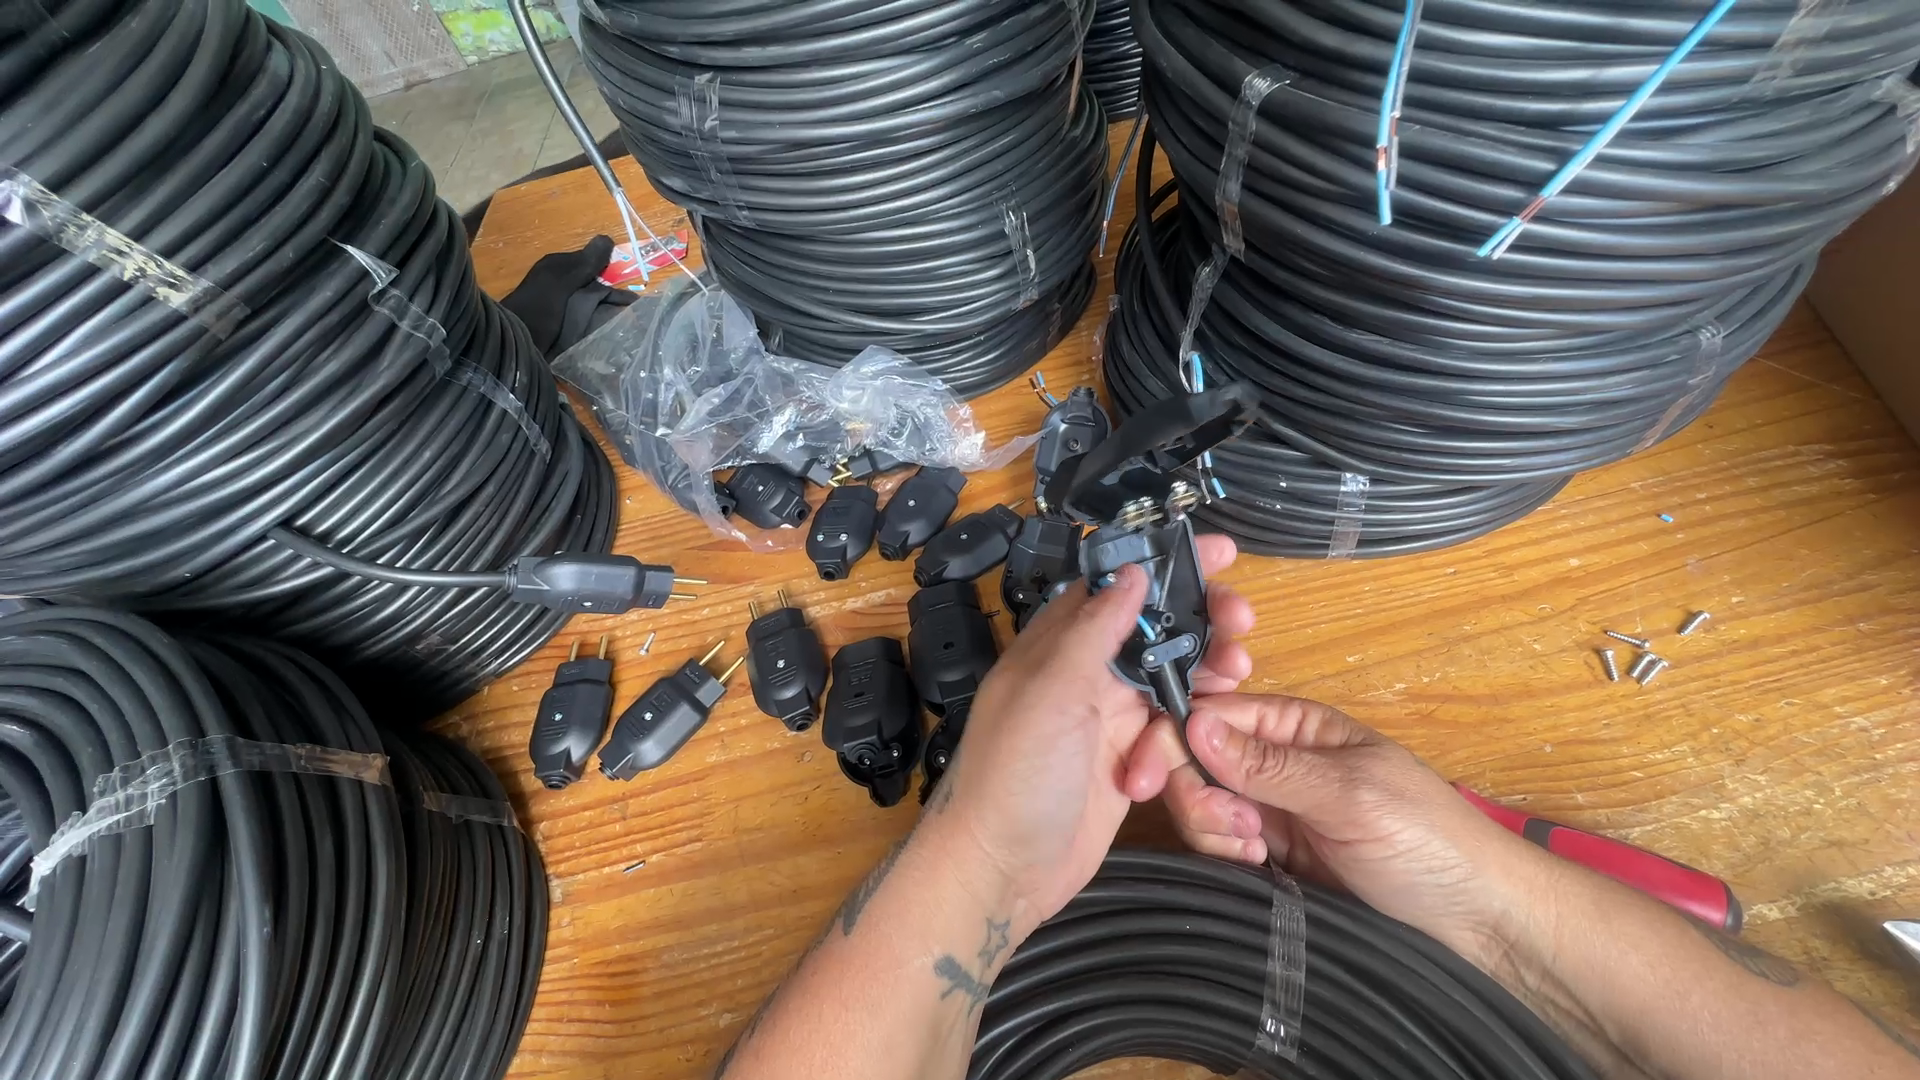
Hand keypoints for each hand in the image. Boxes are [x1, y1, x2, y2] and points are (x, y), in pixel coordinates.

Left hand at [913, 536, 1251, 942]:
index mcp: (1056, 644)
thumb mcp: (1050, 692)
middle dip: (1198, 614)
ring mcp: (1107, 715)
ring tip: (1242, 666)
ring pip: (1168, 672)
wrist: (1004, 869)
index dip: (1161, 564)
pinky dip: (1199, 713)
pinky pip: (1172, 722)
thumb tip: (1132, 571)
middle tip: (1243, 616)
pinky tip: (1224, 709)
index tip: (1216, 552)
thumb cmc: (1016, 772)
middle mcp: (1083, 671)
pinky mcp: (1129, 756)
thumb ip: (1093, 631)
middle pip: (1150, 626)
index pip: (1112, 586)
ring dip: (1206, 663)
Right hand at [1123, 693, 1543, 959]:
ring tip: (1258, 851)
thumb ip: (1266, 763)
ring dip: (1213, 827)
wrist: (1479, 927)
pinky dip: (1223, 854)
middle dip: (1196, 794)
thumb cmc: (1426, 839)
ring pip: (1197, 803)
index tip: (1142, 778)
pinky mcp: (1265, 851)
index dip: (1168, 740)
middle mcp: (1268, 758)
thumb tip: (1191, 723)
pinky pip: (1217, 841)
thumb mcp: (1348, 794)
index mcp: (1289, 724)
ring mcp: (1265, 807)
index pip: (1206, 716)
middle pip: (1191, 760)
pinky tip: (1258, 865)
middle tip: (1238, 829)